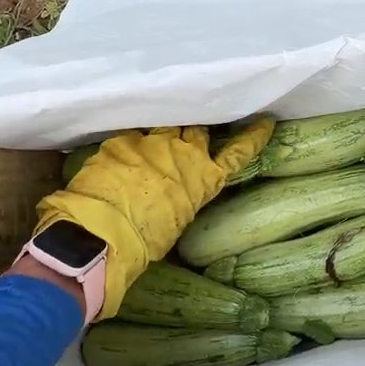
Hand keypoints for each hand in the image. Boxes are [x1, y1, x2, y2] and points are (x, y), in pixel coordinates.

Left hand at [35, 121, 273, 318]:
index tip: (265, 121)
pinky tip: (117, 161)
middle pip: (198, 130)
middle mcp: (185, 153)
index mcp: (205, 179)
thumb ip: (183, 198)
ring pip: (165, 127)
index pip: (239, 150)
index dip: (253, 135)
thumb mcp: (177, 222)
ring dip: (162, 136)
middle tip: (186, 142)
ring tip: (151, 147)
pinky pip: (131, 137)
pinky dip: (128, 148)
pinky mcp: (122, 142)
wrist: (99, 238)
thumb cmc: (143, 245)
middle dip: (193, 135)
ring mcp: (153, 143)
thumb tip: (175, 195)